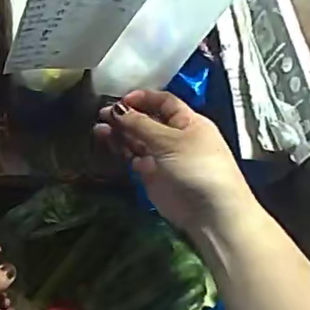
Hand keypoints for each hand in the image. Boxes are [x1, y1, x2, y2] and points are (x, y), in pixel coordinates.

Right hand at [94, 89, 257, 236]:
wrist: (208, 211)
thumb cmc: (197, 167)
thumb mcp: (170, 140)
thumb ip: (140, 124)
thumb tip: (116, 109)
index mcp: (188, 122)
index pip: (163, 102)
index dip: (143, 98)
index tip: (120, 99)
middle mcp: (174, 136)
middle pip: (146, 120)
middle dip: (126, 116)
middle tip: (103, 114)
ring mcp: (161, 156)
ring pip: (136, 138)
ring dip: (119, 132)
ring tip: (100, 129)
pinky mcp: (150, 174)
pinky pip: (132, 156)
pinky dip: (120, 150)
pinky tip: (107, 144)